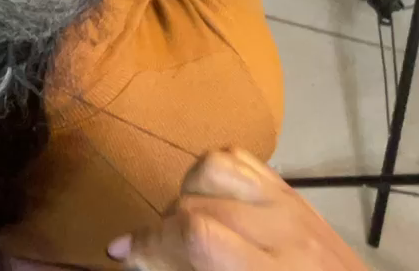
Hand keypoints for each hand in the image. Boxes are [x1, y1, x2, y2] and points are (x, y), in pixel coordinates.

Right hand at [110, 149, 367, 270]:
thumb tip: (138, 260)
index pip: (199, 237)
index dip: (150, 243)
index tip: (123, 256)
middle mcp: (286, 234)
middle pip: (198, 204)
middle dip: (163, 229)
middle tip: (157, 255)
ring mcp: (293, 206)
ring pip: (215, 166)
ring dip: (186, 191)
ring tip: (185, 223)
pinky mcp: (295, 193)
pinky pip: (241, 159)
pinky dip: (212, 173)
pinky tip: (208, 199)